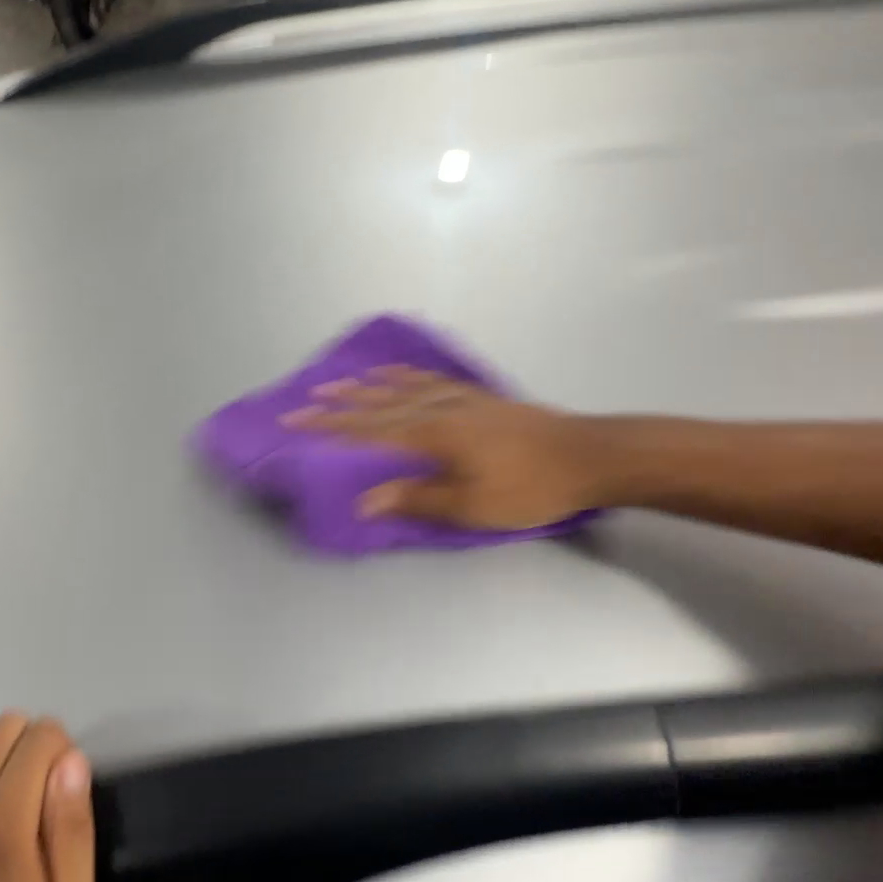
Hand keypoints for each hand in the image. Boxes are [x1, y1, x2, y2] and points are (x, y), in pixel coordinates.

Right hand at [285, 366, 603, 527]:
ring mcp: (459, 398)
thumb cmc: (527, 487)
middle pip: (378, 404)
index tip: (294, 422)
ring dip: (365, 387)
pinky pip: (430, 380)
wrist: (587, 456)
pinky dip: (405, 376)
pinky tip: (396, 376)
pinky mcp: (478, 398)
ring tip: (336, 384)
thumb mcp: (470, 505)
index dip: (329, 427)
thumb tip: (363, 500)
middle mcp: (438, 408)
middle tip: (303, 402)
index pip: (368, 430)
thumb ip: (415, 498)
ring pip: (401, 388)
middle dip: (338, 405)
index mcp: (431, 434)